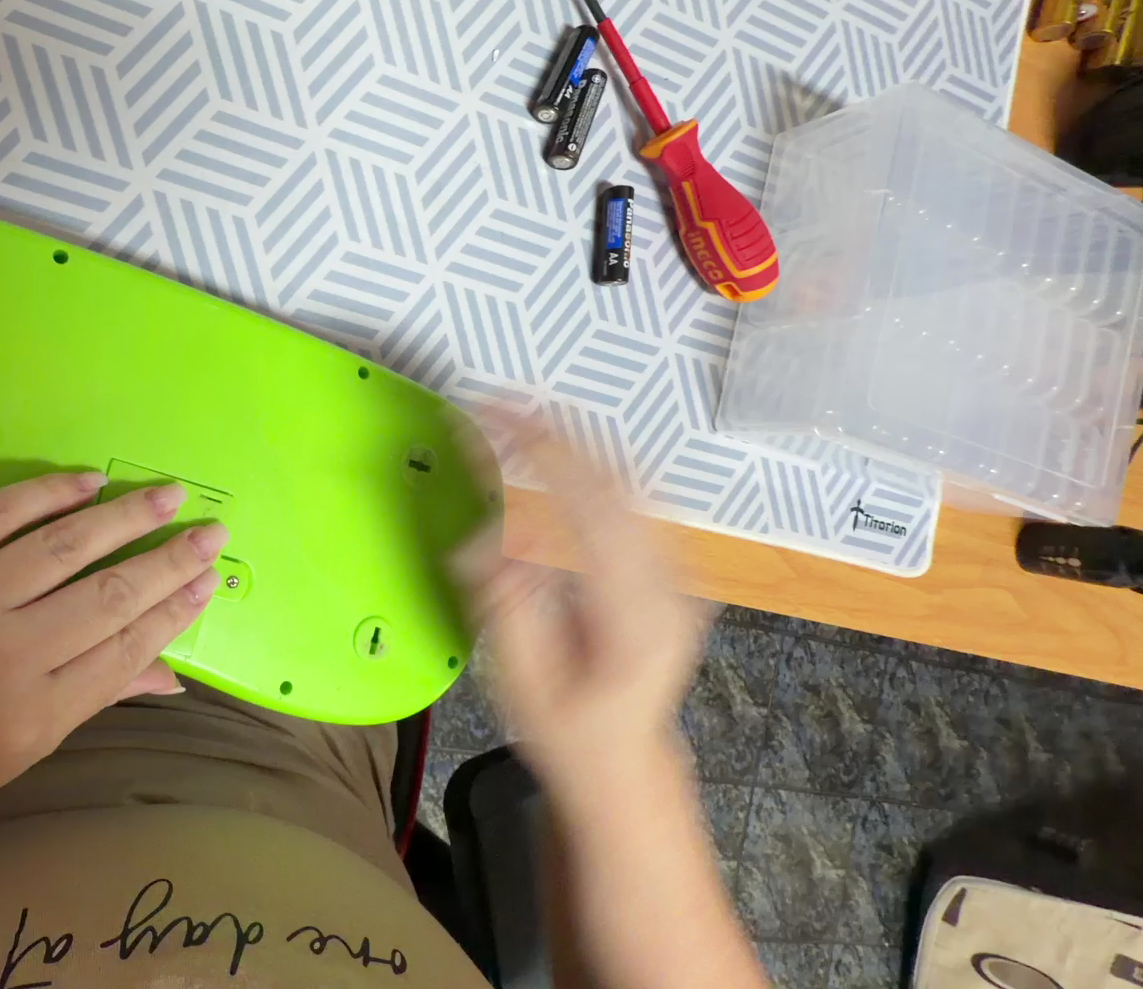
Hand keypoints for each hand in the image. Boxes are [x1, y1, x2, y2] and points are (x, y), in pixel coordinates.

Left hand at [0, 471, 227, 834]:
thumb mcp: (8, 754)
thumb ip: (90, 702)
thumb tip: (171, 676)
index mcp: (34, 716)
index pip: (127, 648)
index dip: (176, 610)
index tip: (208, 580)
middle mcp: (6, 658)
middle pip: (112, 594)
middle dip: (171, 559)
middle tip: (212, 530)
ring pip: (66, 545)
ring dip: (127, 517)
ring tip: (167, 496)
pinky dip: (49, 492)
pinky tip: (88, 482)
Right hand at [453, 410, 707, 798]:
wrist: (623, 760)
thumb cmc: (567, 729)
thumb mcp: (523, 680)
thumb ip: (511, 607)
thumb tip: (490, 540)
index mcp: (634, 617)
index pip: (589, 511)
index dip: (537, 455)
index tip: (487, 423)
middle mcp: (669, 586)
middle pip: (617, 483)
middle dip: (553, 432)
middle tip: (494, 405)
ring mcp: (678, 574)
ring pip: (632, 480)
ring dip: (574, 439)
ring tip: (519, 415)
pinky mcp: (668, 568)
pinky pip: (633, 497)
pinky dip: (591, 461)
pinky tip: (559, 448)